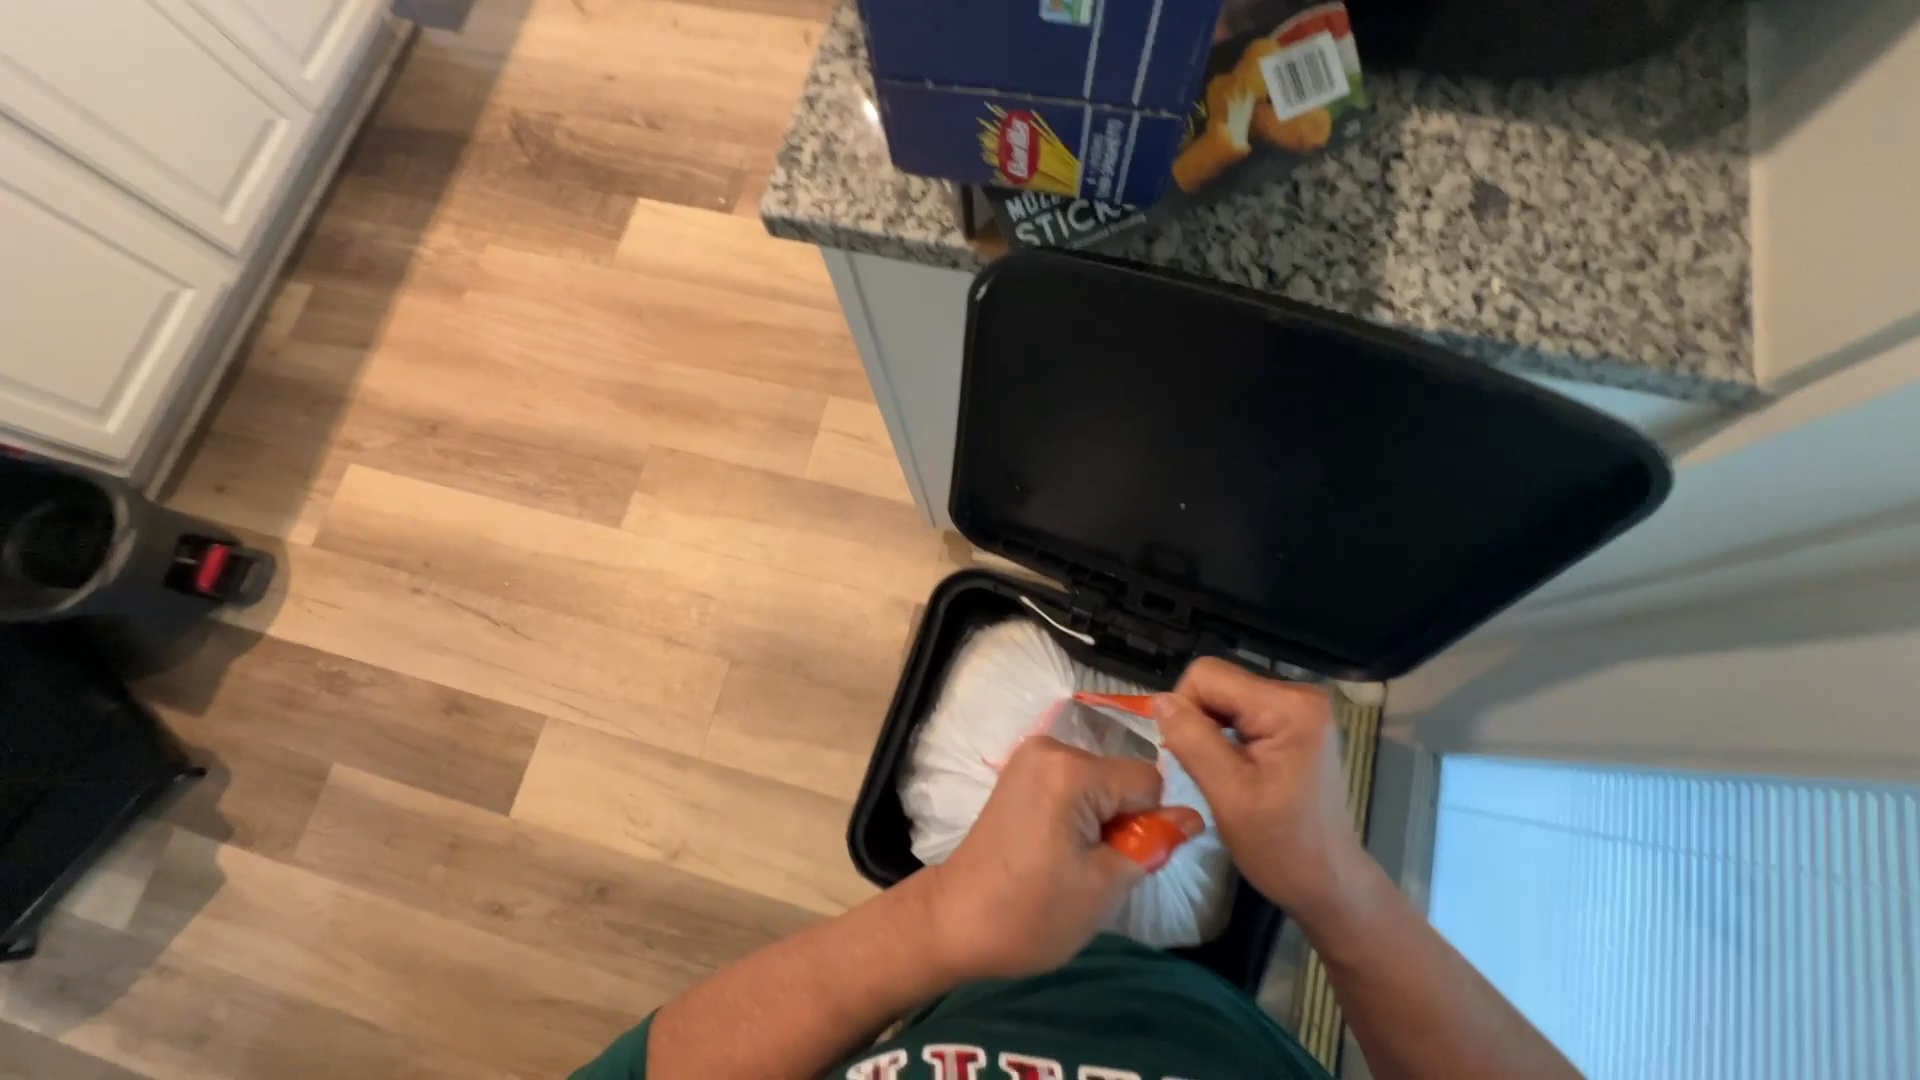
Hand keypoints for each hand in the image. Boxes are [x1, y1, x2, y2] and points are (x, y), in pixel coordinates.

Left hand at [916, 736, 1202, 979]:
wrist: (955, 921)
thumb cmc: (1032, 912)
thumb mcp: (1104, 884)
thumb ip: (1153, 842)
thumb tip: (1193, 817)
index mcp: (1071, 769)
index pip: (1147, 782)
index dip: (1151, 824)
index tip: (1126, 860)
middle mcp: (1050, 747)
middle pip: (1121, 777)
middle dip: (1124, 819)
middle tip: (1095, 865)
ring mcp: (1031, 756)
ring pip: (1101, 781)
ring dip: (1102, 817)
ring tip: (1074, 859)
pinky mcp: (1020, 772)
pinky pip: (1074, 783)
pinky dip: (1080, 811)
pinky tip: (1059, 845)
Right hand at [1154, 657, 1369, 927]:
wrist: (1327, 882)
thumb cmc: (1281, 847)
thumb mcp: (1227, 795)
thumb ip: (1192, 740)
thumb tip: (1159, 700)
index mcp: (1289, 706)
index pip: (1207, 675)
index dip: (1184, 709)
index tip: (1189, 756)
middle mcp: (1300, 695)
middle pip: (1217, 683)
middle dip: (1199, 721)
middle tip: (1206, 770)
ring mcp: (1300, 707)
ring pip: (1224, 697)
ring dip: (1210, 731)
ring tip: (1221, 773)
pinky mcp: (1295, 722)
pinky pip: (1240, 711)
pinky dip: (1226, 736)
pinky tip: (1235, 769)